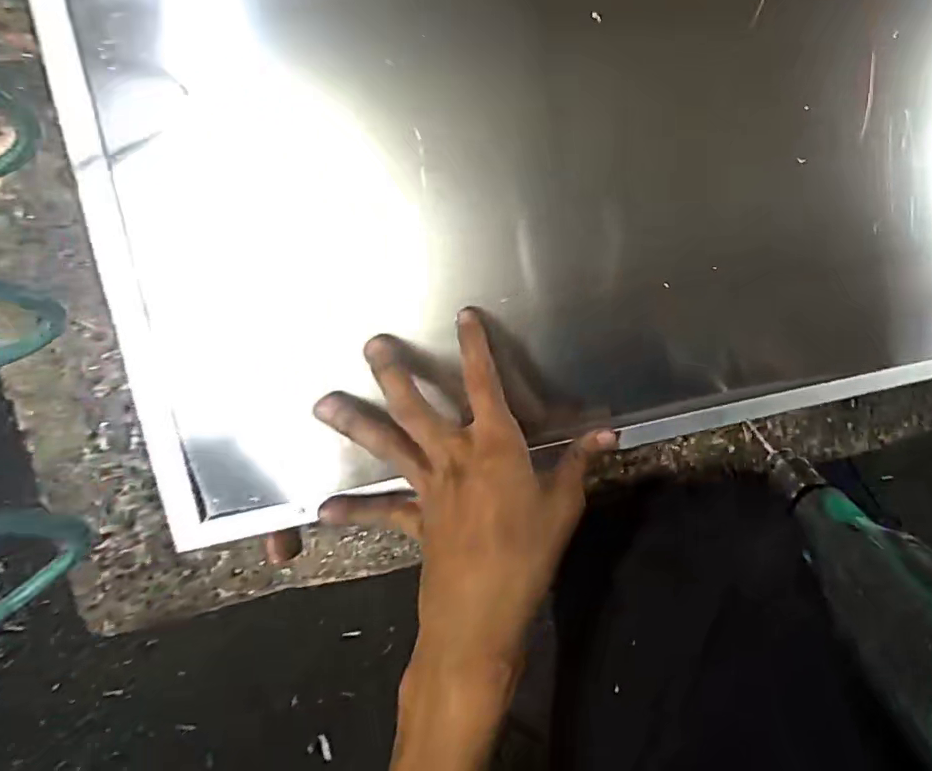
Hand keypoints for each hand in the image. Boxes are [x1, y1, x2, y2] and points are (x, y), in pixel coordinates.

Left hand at [313, 309, 615, 770]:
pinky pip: (383, 510)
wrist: (480, 615)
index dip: (476, 347)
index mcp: (494, 445)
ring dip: (357, 423)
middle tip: (372, 344)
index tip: (464, 316)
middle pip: (417, 408)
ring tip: (323, 403)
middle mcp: (454, 456)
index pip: (485, 384)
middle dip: (395, 373)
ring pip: (389, 447)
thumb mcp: (563, 504)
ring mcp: (428, 487)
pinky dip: (356, 509)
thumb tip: (608, 432)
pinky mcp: (415, 520)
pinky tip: (325, 508)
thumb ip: (578, 462)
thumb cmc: (528, 551)